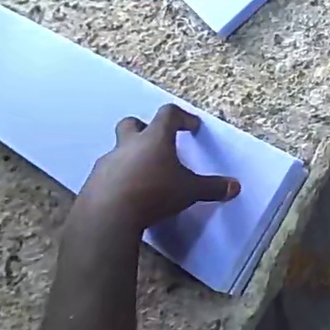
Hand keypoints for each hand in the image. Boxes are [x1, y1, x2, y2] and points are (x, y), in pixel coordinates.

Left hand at [70, 104, 239, 237]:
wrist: (108, 215)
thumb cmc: (153, 193)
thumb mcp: (189, 191)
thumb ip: (212, 188)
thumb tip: (235, 186)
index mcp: (154, 138)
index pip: (169, 115)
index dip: (182, 118)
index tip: (192, 127)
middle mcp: (129, 144)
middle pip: (133, 124)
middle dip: (145, 128)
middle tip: (157, 142)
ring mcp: (108, 161)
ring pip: (119, 150)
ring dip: (130, 157)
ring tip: (143, 176)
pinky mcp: (94, 181)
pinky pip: (108, 173)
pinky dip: (118, 178)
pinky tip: (126, 195)